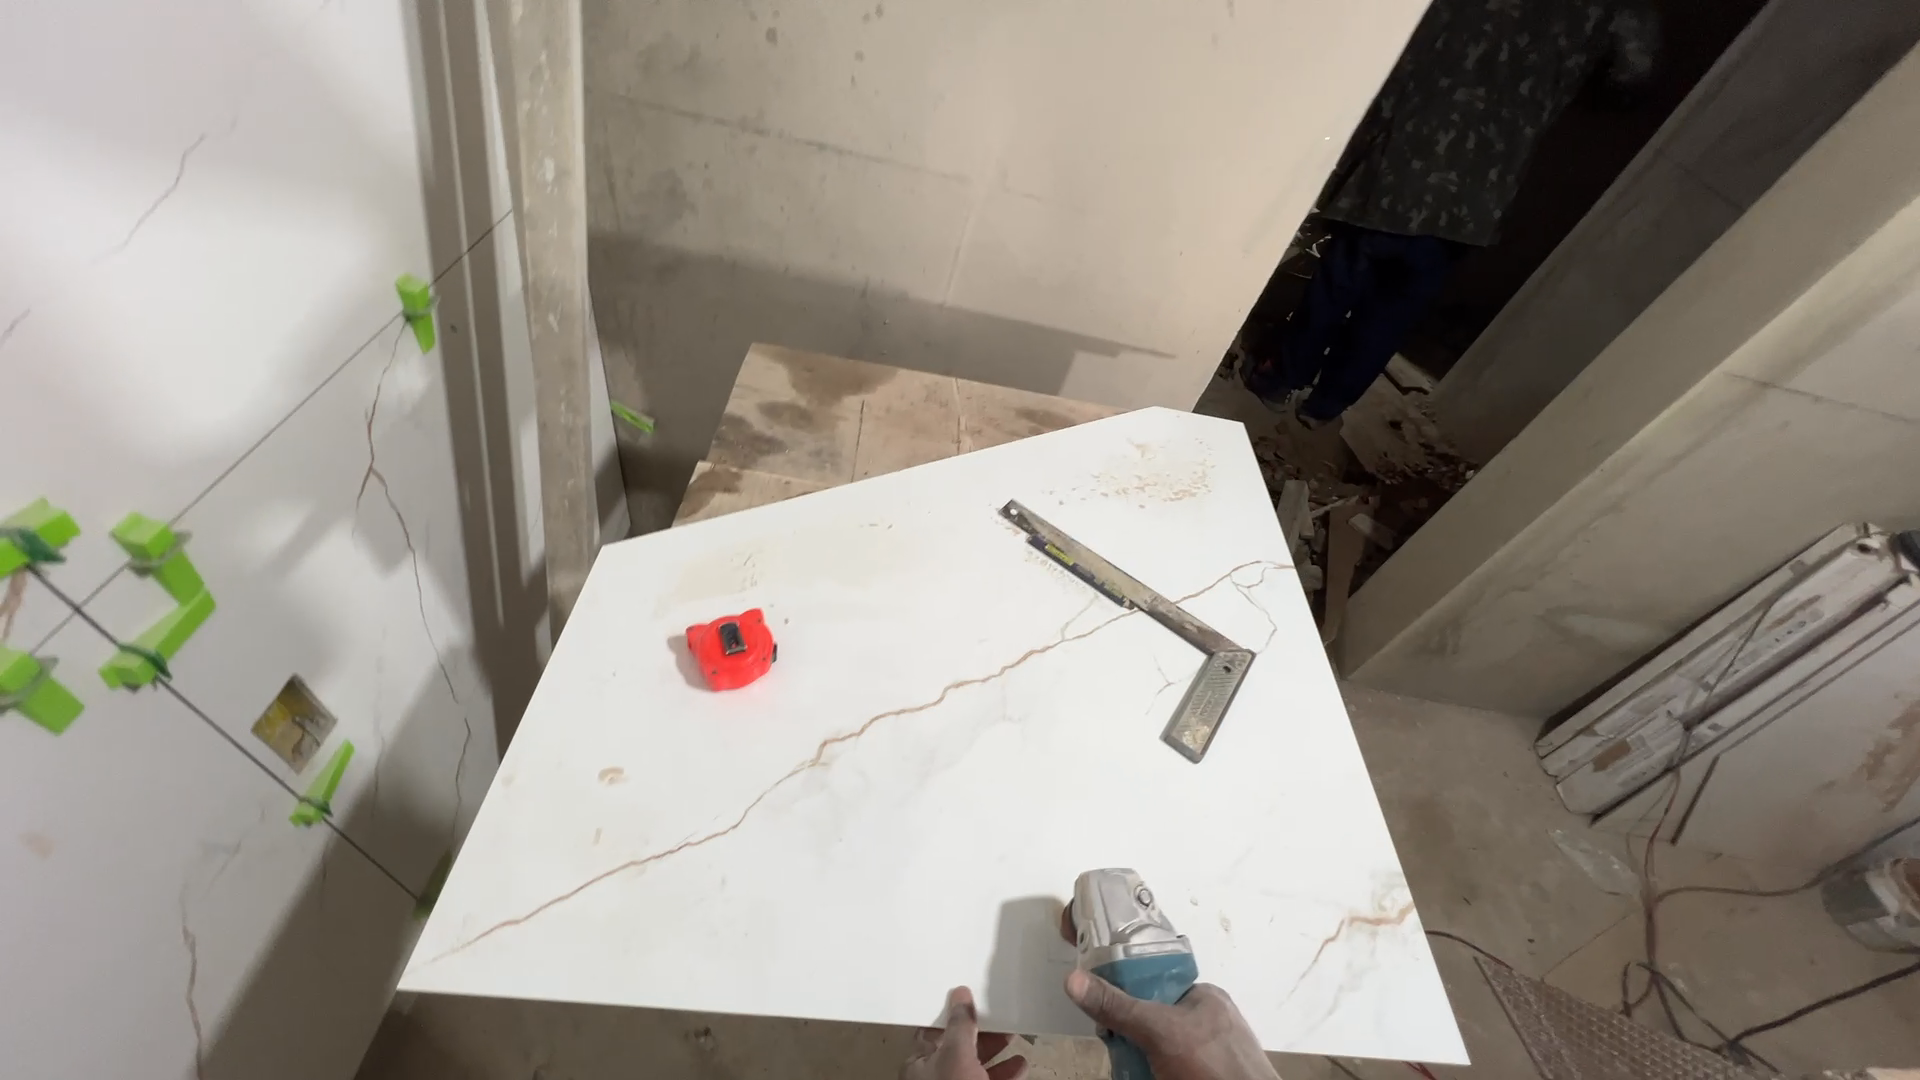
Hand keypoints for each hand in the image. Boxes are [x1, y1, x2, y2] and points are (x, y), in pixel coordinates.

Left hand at [902, 987, 1028, 1079]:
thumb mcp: (956, 1055)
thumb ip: (960, 1025)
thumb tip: (960, 992)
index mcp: (920, 1064)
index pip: (935, 1029)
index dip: (953, 1012)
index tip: (973, 994)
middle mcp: (936, 1078)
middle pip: (959, 1046)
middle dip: (982, 1032)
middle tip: (1001, 1013)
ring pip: (977, 1068)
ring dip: (997, 1052)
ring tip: (1015, 1036)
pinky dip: (1006, 1075)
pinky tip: (1021, 1065)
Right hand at [1064, 970, 1278, 1079]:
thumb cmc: (1212, 1068)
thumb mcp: (1159, 1031)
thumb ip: (1117, 1007)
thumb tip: (1071, 978)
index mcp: (1205, 998)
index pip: (1158, 985)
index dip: (1130, 995)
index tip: (1107, 1015)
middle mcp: (1212, 1025)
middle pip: (1156, 1022)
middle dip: (1132, 1036)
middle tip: (1113, 1046)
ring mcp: (1214, 1060)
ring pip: (1163, 1054)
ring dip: (1140, 1062)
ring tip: (1126, 1068)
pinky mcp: (1209, 1077)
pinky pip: (1173, 1071)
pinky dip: (1154, 1074)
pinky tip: (1140, 1076)